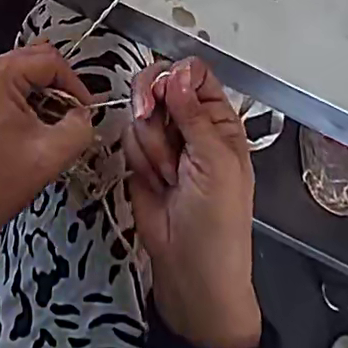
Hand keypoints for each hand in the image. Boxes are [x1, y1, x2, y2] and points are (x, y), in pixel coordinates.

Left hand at [0, 44, 94, 291]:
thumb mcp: (51, 154)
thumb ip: (81, 126)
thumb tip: (87, 114)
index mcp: (0, 74)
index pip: (52, 61)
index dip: (76, 85)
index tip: (87, 112)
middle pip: (40, 60)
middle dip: (63, 87)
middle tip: (76, 116)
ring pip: (29, 72)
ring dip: (49, 93)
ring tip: (60, 124)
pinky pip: (16, 84)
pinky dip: (34, 100)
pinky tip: (41, 126)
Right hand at [124, 57, 260, 347]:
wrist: (189, 274)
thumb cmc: (219, 225)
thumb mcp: (216, 163)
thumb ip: (194, 115)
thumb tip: (177, 73)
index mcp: (219, 119)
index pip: (194, 73)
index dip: (175, 75)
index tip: (165, 91)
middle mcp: (191, 123)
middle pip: (160, 82)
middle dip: (152, 103)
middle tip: (151, 117)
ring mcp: (164, 140)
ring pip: (140, 111)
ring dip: (151, 144)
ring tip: (170, 175)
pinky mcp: (141, 158)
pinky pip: (127, 137)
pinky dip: (138, 159)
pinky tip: (156, 183)